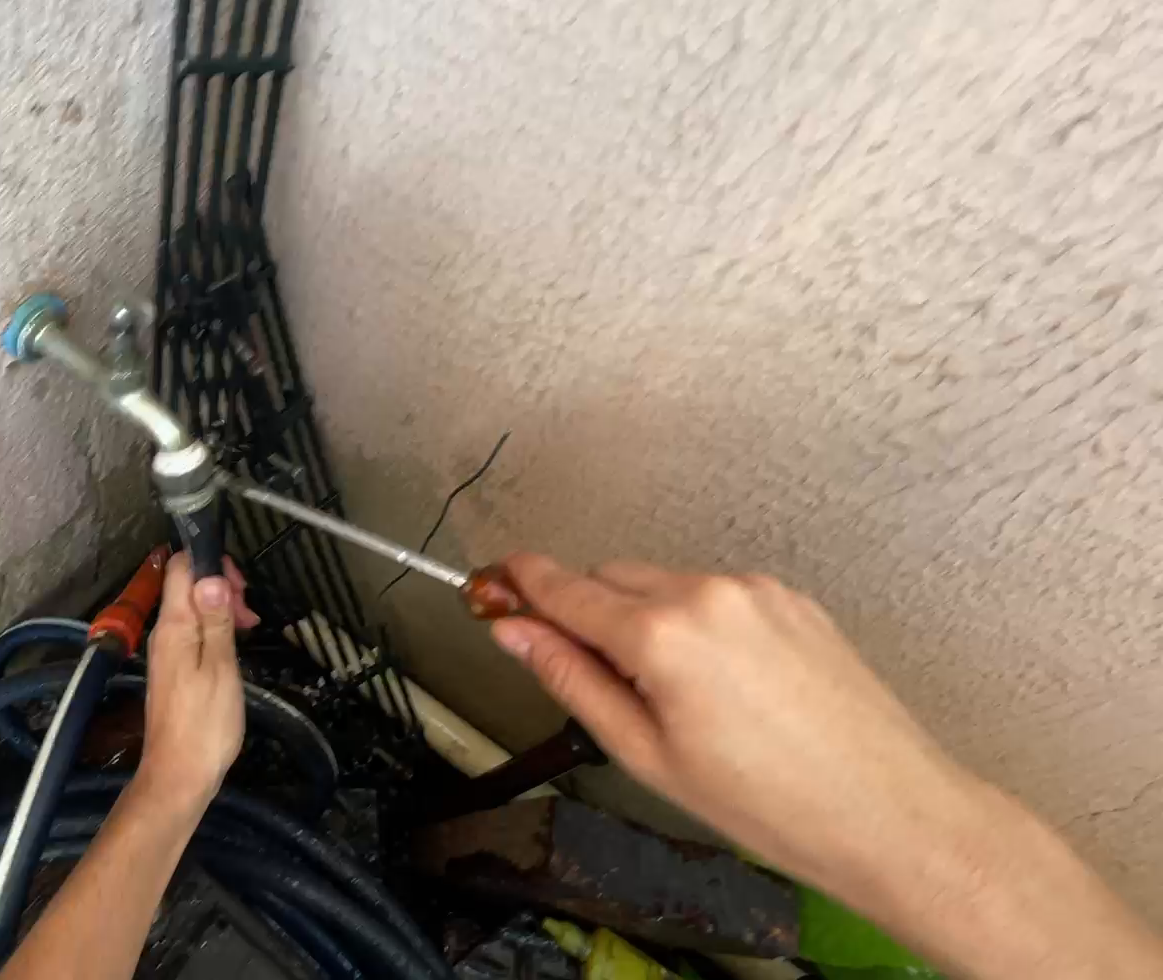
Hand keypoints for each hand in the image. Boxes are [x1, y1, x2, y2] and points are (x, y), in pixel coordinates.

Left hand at [137, 553, 258, 810]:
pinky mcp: (173, 666)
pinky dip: (215, 627)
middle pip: (187, 584)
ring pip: (192, 607)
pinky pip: (193, 629)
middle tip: (249, 613)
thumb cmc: (205, 724)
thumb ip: (215, 620)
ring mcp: (166, 649)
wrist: (179, 776)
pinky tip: (233, 644)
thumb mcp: (220, 668)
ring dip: (222, 607)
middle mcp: (164, 631)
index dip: (210, 562)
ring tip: (249, 627)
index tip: (240, 585)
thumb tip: (211, 576)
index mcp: (173, 625)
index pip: (180, 568)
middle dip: (221, 585)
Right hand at [485, 554, 978, 899]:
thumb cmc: (767, 803)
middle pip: (603, 576)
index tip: (492, 579)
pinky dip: (686, 614)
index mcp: (660, 635)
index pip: (561, 586)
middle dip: (584, 609)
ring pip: (652, 580)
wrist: (901, 819)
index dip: (518, 581)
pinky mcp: (784, 594)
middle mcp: (701, 594)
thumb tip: (511, 630)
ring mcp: (749, 589)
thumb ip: (566, 676)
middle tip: (597, 670)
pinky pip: (703, 588)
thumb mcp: (641, 751)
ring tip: (670, 683)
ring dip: (636, 612)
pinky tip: (716, 673)